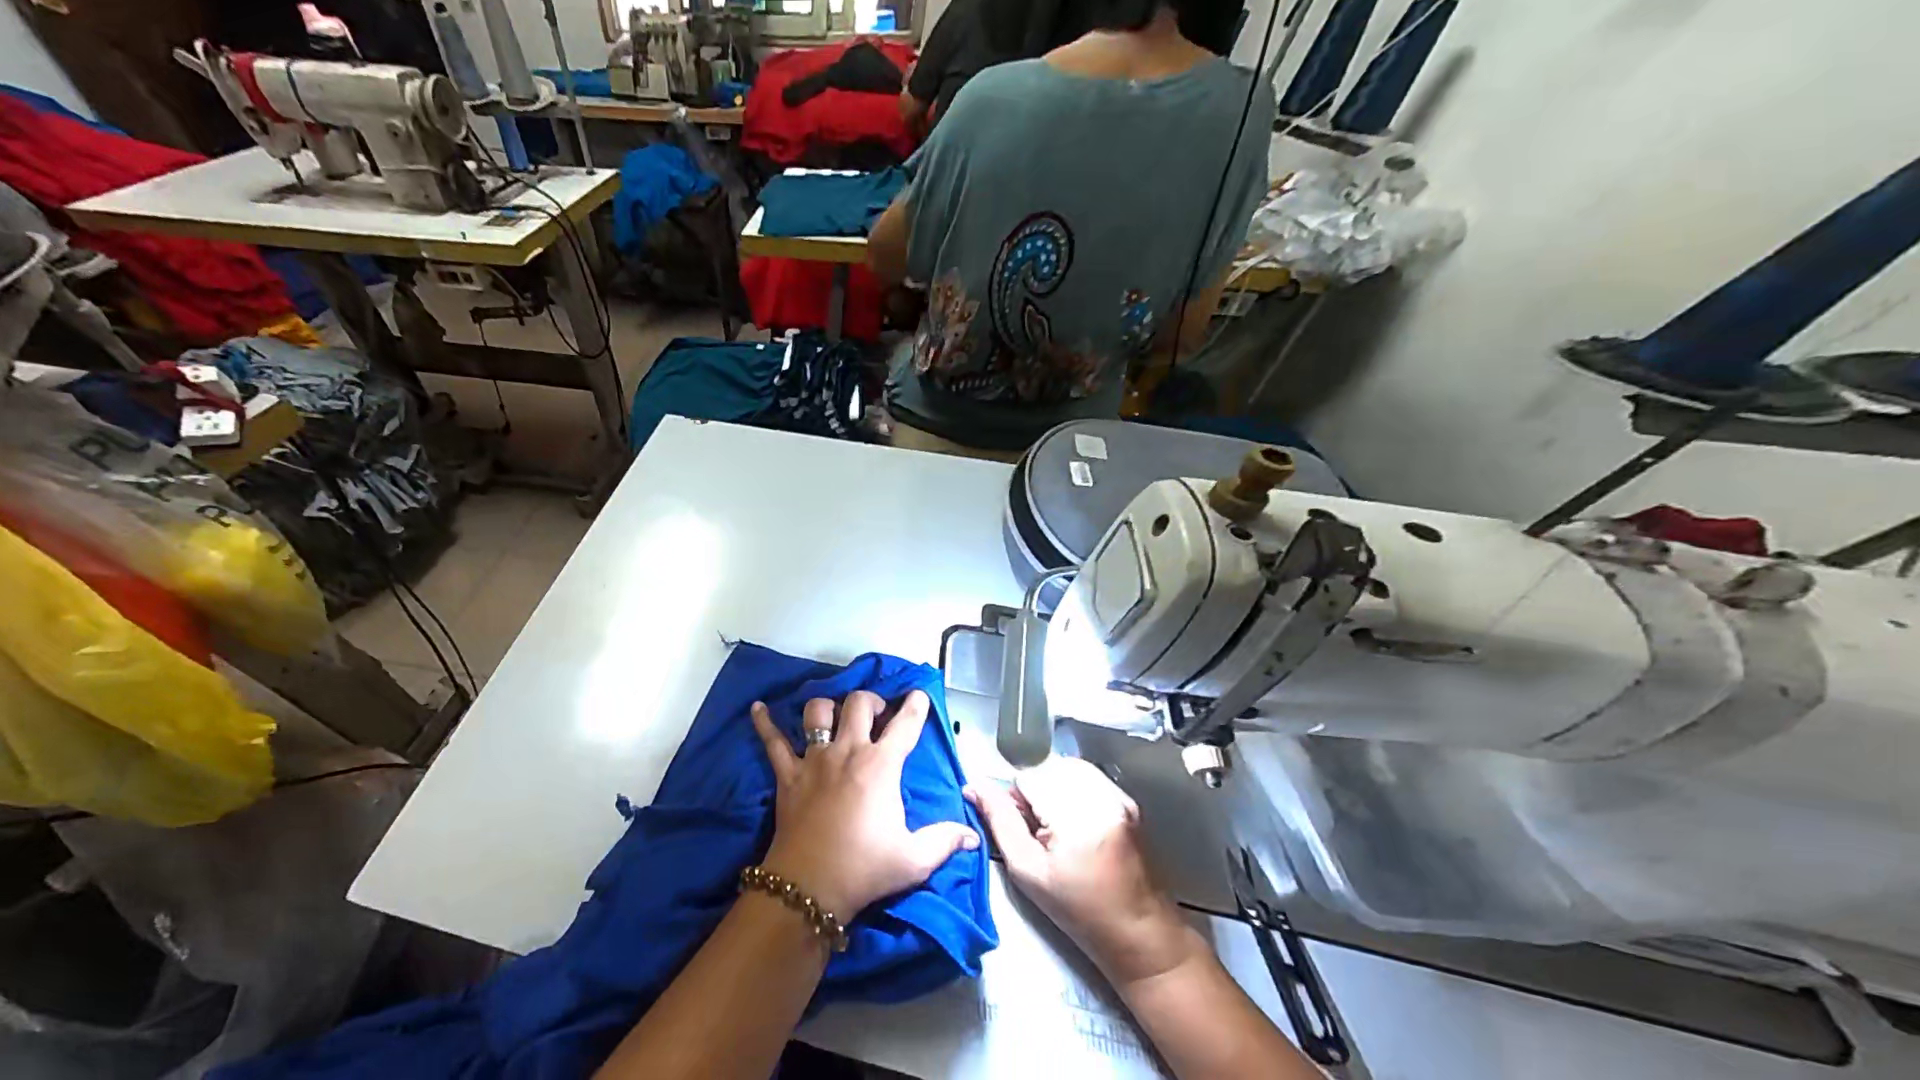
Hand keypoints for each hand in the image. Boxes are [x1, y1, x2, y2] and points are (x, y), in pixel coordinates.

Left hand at [751, 690, 978, 919]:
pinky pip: (772, 742)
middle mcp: (848, 751)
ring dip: (828, 706)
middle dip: (872, 700)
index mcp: (881, 764)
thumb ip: (945, 841)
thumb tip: (972, 836)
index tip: (920, 694)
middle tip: (878, 711)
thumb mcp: (914, 859)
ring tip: (835, 712)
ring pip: (818, 713)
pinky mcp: (787, 775)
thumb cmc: (865, 868)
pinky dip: (765, 723)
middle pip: (859, 705)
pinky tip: (757, 708)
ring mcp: (814, 760)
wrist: (808, 887)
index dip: (916, 706)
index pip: (905, 724)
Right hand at [967, 757, 1198, 985]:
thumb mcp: (1028, 872)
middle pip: (1048, 767)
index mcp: (1078, 816)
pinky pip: (1087, 776)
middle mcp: (1102, 797)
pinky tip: (1072, 821)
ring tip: (1054, 825)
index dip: (1015, 799)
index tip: (1021, 829)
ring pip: (1066, 768)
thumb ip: (999, 822)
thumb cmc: (1079, 911)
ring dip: (1052, 787)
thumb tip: (974, 787)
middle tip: (1036, 829)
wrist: (1137, 931)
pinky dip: (1072, 789)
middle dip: (1034, 790)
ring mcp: (1119, 795)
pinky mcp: (1127, 799)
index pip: (1029, 777)